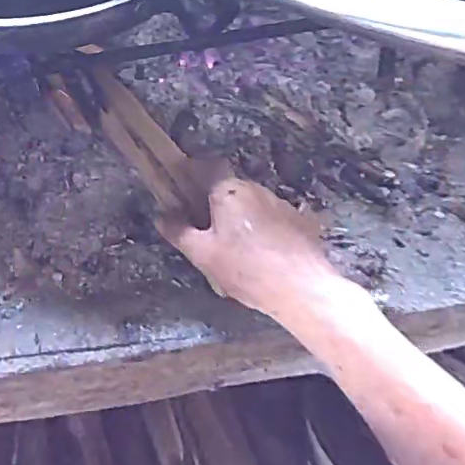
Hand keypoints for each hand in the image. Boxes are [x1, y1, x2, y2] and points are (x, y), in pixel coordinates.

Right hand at [156, 171, 345, 321]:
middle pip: (228, 192)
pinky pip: (275, 221)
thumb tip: (162, 217)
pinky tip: (267, 257)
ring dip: (245, 222)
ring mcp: (282, 203)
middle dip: (219, 210)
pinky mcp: (302, 221)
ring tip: (243, 254)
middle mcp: (255, 188)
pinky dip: (268, 233)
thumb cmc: (246, 269)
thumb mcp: (203, 254)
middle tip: (213, 240)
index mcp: (228, 190)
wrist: (302, 290)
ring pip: (253, 206)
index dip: (192, 188)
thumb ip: (179, 232)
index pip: (203, 174)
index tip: (187, 208)